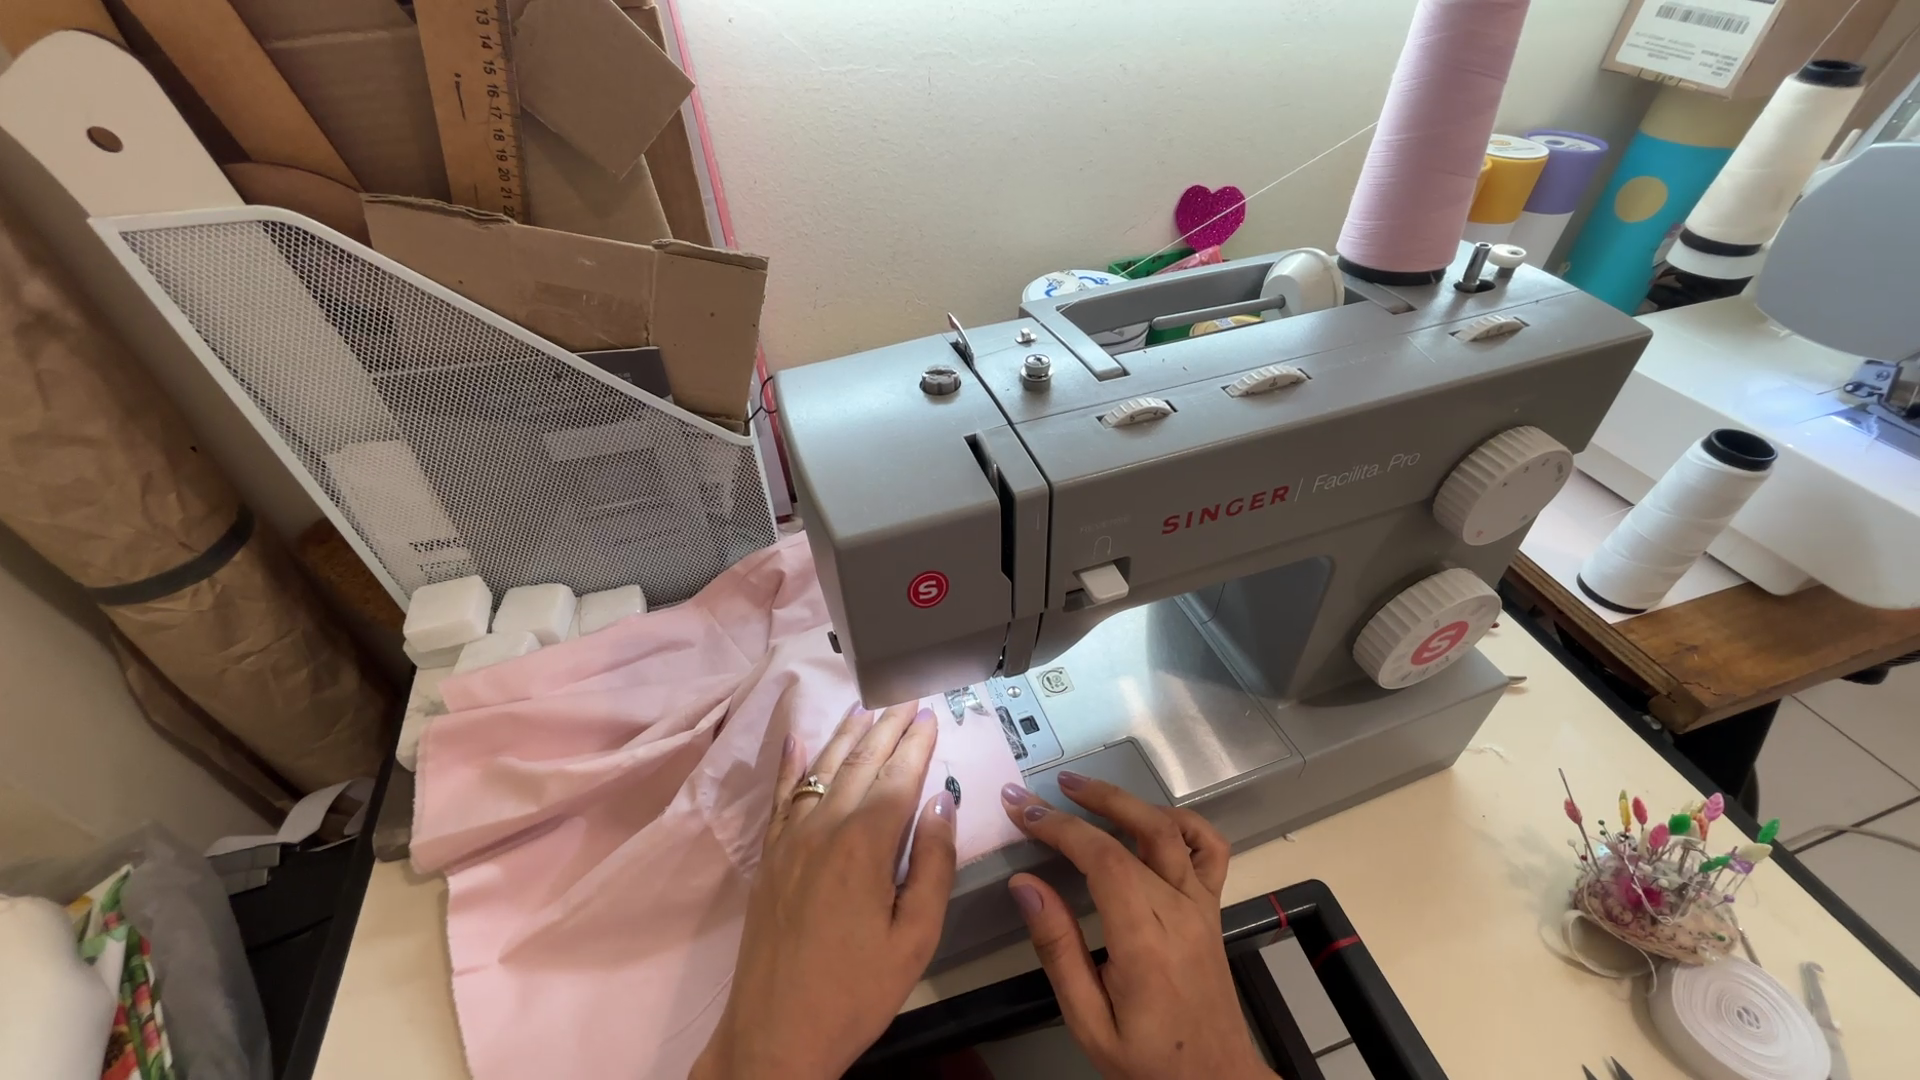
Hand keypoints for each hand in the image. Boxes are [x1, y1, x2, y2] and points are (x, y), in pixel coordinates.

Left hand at [692, 703, 956, 1079]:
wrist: (774, 1035)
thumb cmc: (856, 991)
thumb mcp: (915, 937)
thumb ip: (933, 863)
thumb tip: (942, 800)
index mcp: (865, 844)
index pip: (898, 776)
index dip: (916, 743)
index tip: (931, 714)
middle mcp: (824, 827)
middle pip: (860, 762)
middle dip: (887, 726)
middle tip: (907, 698)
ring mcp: (790, 838)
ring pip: (821, 768)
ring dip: (847, 734)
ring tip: (867, 708)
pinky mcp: (769, 854)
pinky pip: (782, 794)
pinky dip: (791, 762)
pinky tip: (797, 738)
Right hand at [1001, 776, 1272, 1079]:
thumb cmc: (1147, 1058)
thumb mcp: (1088, 1019)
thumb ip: (1057, 948)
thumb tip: (1025, 885)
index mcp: (1145, 938)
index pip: (1102, 858)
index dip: (1059, 827)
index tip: (1021, 811)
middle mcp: (1179, 909)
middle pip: (1136, 831)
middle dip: (1086, 801)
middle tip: (1043, 790)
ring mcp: (1201, 903)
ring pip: (1171, 828)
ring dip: (1125, 799)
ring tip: (1083, 789)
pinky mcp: (1212, 905)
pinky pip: (1210, 848)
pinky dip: (1183, 821)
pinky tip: (1150, 818)